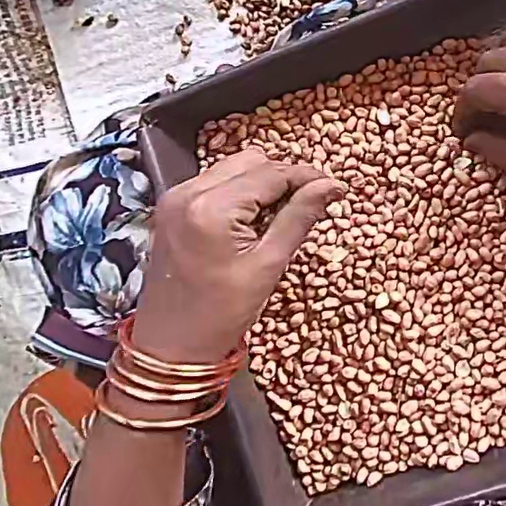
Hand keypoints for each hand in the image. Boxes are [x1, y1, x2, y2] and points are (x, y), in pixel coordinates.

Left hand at [132, 149, 344, 362]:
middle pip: (252, 161)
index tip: (334, 187)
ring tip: (280, 215)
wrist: (170, 343)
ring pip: (233, 167)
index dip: (307, 177)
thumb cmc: (221, 313)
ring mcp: (175, 196)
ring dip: (262, 184)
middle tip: (307, 205)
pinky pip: (215, 182)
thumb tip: (330, 186)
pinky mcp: (171, 206)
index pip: (271, 173)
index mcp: (212, 207)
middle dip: (284, 178)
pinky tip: (252, 220)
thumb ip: (299, 218)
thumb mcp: (268, 265)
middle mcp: (188, 191)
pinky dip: (240, 192)